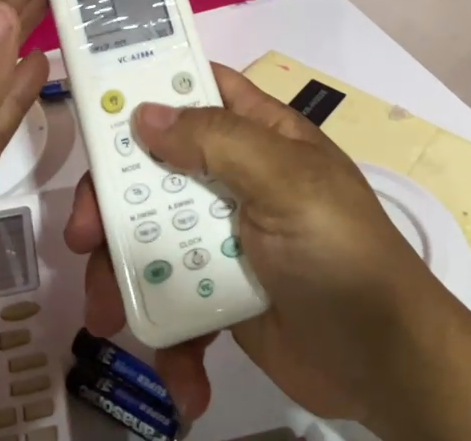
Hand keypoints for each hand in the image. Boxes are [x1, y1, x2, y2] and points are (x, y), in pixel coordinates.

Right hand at [65, 64, 450, 426]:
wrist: (388, 367)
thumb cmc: (342, 255)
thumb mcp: (287, 183)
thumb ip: (217, 142)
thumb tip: (143, 113)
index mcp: (259, 136)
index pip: (199, 89)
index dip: (149, 88)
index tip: (95, 107)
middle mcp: (235, 179)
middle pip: (153, 171)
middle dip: (111, 203)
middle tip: (81, 237)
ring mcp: (225, 239)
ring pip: (150, 239)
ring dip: (123, 279)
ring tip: (109, 320)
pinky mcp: (221, 297)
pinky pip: (175, 304)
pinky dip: (171, 343)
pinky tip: (184, 382)